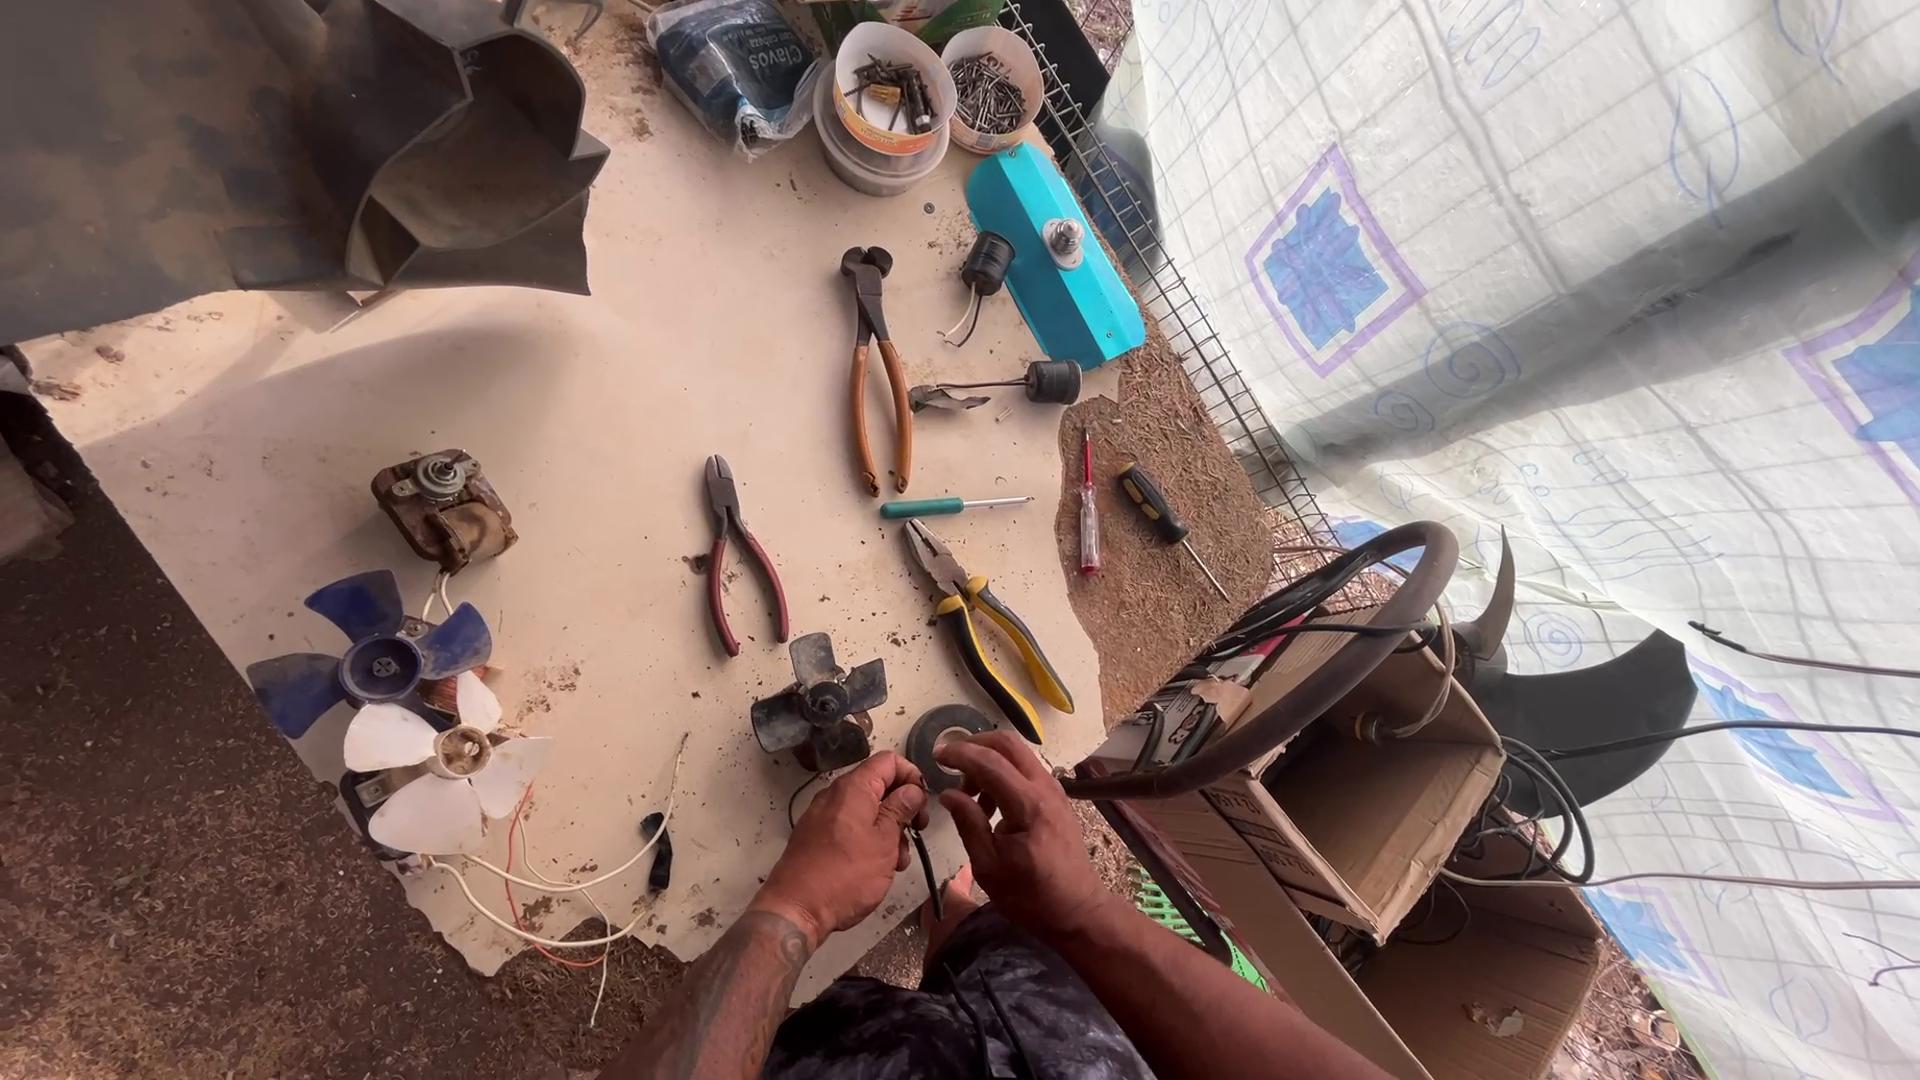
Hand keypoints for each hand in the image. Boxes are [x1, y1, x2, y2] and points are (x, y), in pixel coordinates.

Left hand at [750, 751, 929, 949]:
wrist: (795, 909)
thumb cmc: (846, 874)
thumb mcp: (884, 842)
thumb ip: (901, 810)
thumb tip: (913, 789)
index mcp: (854, 787)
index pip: (889, 761)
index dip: (912, 776)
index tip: (922, 804)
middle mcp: (835, 793)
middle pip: (878, 785)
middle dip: (902, 806)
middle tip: (917, 833)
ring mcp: (823, 815)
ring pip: (866, 809)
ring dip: (888, 828)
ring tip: (898, 861)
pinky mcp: (816, 835)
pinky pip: (849, 825)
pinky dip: (868, 838)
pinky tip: (877, 866)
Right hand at [935, 731, 1111, 939]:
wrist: (1077, 911)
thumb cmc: (1030, 897)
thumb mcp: (989, 867)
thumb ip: (968, 824)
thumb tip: (948, 793)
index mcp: (1027, 806)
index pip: (989, 762)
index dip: (959, 754)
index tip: (936, 755)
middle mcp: (1045, 788)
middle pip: (1008, 743)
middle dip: (975, 744)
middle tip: (951, 763)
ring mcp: (1054, 789)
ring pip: (1018, 753)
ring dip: (989, 760)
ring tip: (970, 795)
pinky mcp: (1056, 797)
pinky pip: (1026, 769)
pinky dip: (1003, 772)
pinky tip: (990, 803)